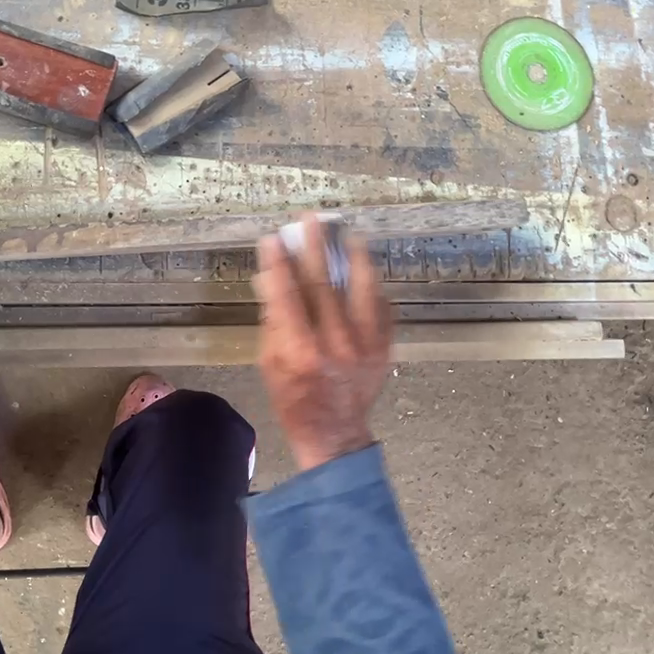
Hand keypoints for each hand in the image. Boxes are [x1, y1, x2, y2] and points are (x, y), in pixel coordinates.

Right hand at [252, 216, 393, 471]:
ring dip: (354, 256)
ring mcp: (366, 344)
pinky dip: (370, 284)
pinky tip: (363, 266)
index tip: (273, 237)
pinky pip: (380, 305)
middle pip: (324, 285)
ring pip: (361, 288)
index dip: (279, 264)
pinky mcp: (385, 346)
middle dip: (315, 247)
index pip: (287, 296)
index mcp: (301, 351)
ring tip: (349, 233)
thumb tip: (272, 278)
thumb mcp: (269, 362)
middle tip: (311, 219)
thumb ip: (273, 320)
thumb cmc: (293, 398)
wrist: (335, 434)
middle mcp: (336, 344)